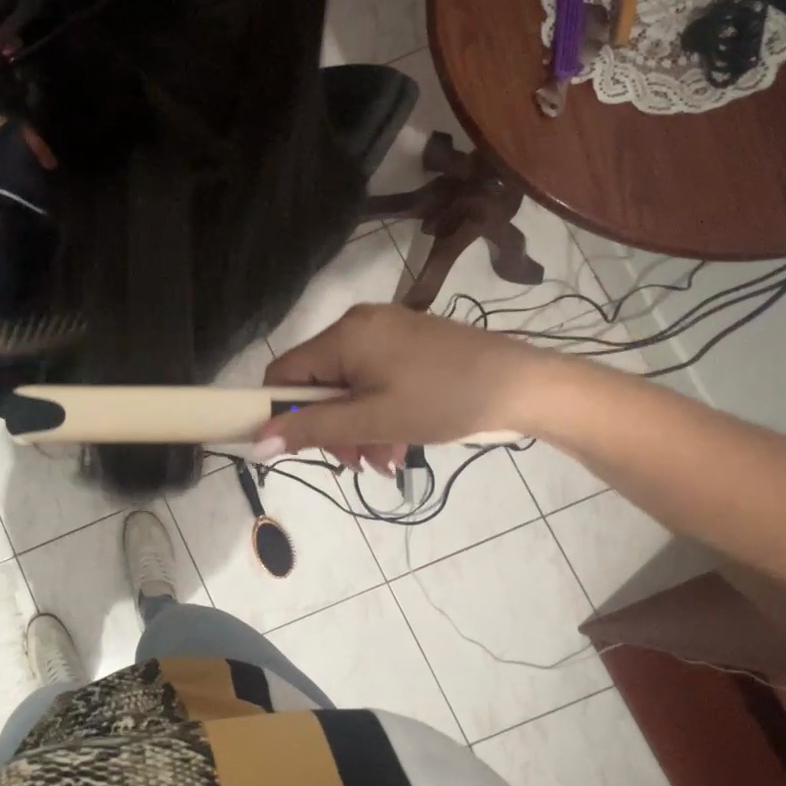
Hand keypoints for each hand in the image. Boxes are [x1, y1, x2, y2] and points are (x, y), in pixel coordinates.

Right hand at [257, 304, 552, 469]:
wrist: (528, 386)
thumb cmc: (446, 401)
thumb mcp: (374, 422)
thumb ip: (312, 430)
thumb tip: (258, 444)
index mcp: (344, 335)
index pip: (282, 374)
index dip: (280, 412)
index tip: (300, 448)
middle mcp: (358, 324)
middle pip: (315, 383)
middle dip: (329, 427)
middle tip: (355, 461)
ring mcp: (385, 330)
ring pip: (344, 386)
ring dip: (355, 427)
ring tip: (385, 458)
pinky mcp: (408, 342)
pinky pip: (371, 379)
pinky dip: (376, 411)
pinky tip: (398, 440)